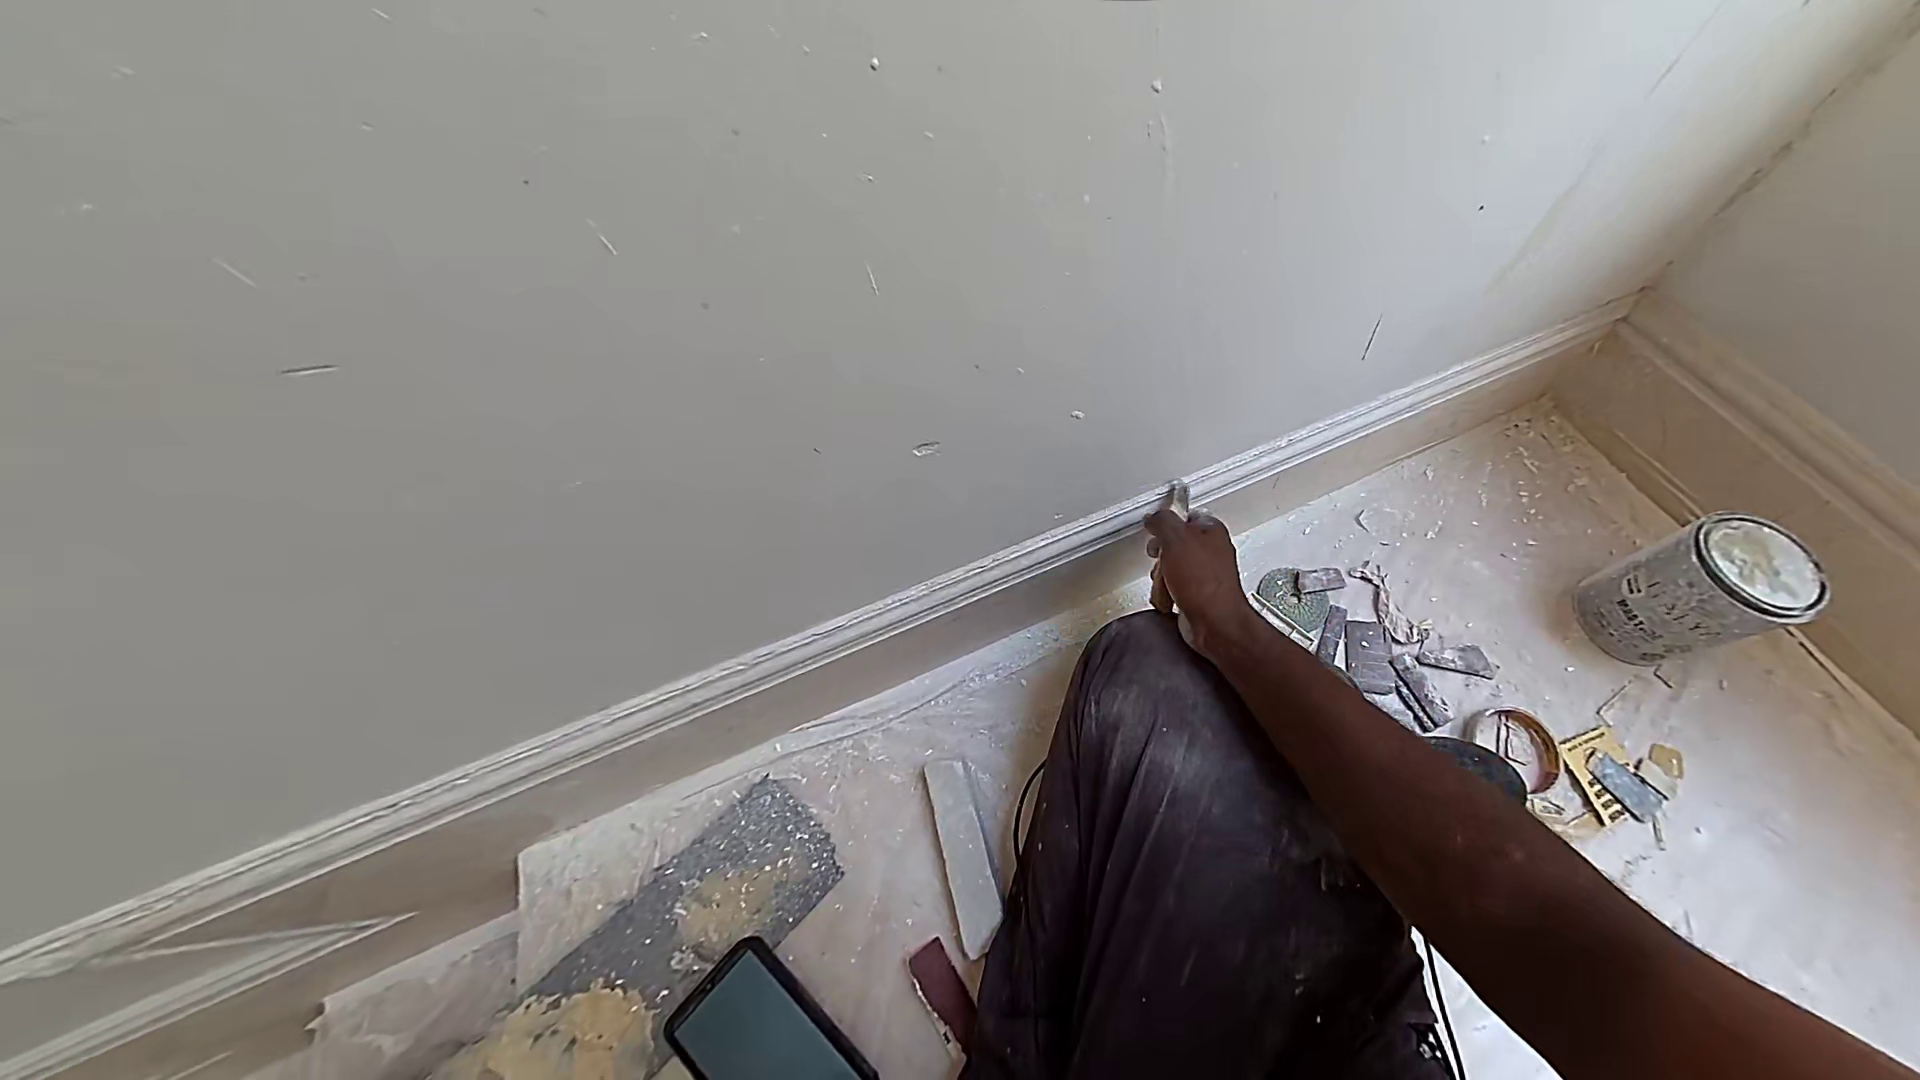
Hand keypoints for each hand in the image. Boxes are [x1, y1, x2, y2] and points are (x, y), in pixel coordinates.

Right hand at [1144, 486, 1261, 661]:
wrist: (1214, 623)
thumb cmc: (1205, 584)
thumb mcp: (1175, 540)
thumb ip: (1162, 521)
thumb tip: (1154, 517)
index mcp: (1211, 531)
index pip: (1182, 517)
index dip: (1165, 524)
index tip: (1155, 531)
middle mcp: (1210, 551)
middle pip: (1171, 545)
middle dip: (1160, 557)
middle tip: (1163, 561)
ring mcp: (1203, 574)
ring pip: (1168, 569)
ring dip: (1162, 579)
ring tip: (1170, 584)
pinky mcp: (1196, 595)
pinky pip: (1170, 588)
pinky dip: (1166, 594)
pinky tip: (1171, 598)